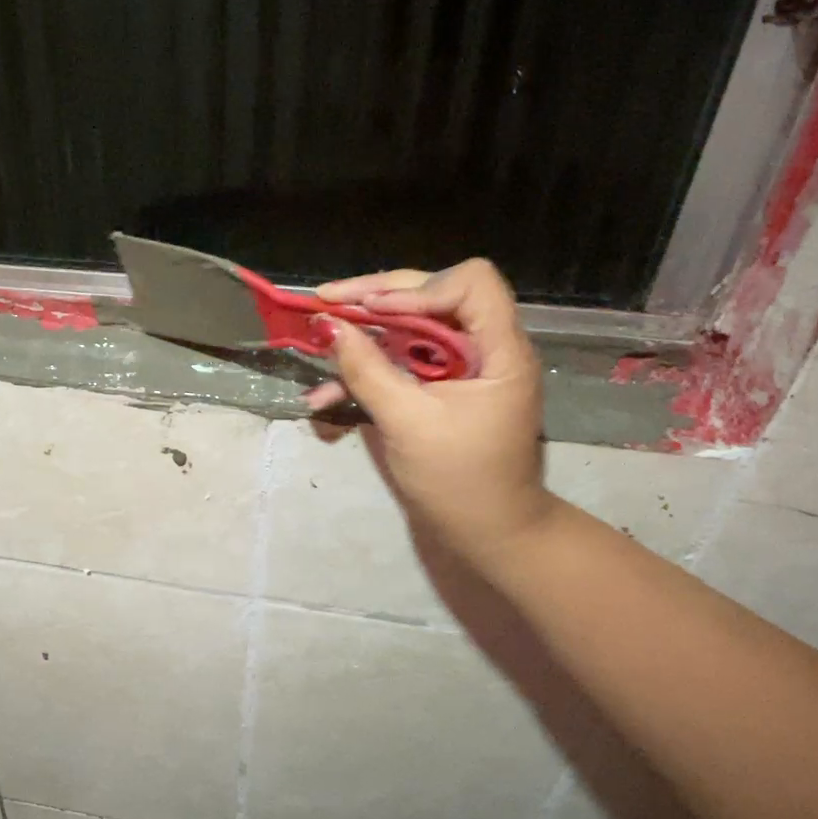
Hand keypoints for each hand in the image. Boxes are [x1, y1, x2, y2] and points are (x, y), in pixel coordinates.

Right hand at [303, 259, 559, 562]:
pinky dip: (369, 369)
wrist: (489, 534)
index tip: (373, 310)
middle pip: (432, 294)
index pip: (471, 283)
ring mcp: (464, 365)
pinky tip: (326, 395)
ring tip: (317, 343)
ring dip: (364, 335)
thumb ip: (367, 370)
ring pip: (411, 326)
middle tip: (324, 302)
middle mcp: (486, 346)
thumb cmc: (458, 482)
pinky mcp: (444, 385)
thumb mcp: (407, 424)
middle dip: (374, 298)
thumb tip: (327, 325)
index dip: (419, 289)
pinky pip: (404, 360)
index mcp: (500, 351)